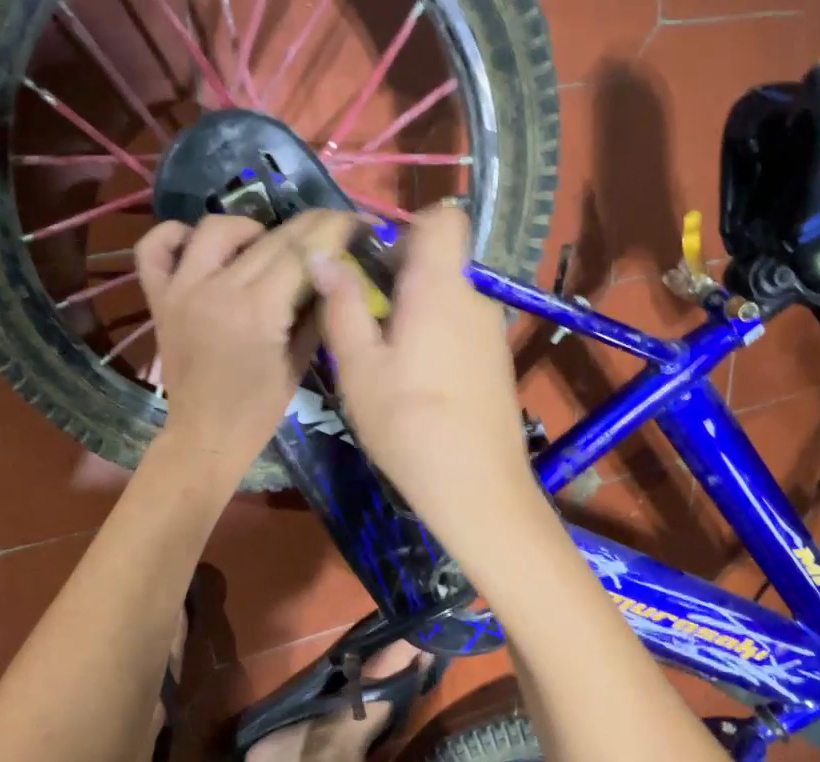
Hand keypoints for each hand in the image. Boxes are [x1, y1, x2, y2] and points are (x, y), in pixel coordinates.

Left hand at [136, 210, 358, 474]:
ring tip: (262, 245)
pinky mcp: (159, 299)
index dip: (335, 230)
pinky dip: (173, 236)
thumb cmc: (258, 411)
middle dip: (308, 226)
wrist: (205, 437)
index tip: (356, 222)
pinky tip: (197, 245)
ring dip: (247, 228)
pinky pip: (154, 250)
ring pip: (215, 229)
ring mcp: (182, 290)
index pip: (303, 252)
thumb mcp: (298, 364)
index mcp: (259, 310)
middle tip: (328, 226)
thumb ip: (316, 314)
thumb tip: (334, 272)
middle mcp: (218, 289)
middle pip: (269, 238)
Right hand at [310, 205, 532, 528]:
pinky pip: (458, 334)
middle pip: (438, 264)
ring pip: (446, 303)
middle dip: (398, 282)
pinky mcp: (495, 364)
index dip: (407, 228)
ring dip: (413, 318)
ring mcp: (490, 333)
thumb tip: (323, 255)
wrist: (476, 486)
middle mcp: (474, 299)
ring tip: (384, 368)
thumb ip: (341, 306)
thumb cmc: (407, 422)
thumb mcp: (358, 367)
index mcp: (440, 287)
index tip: (373, 266)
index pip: (444, 217)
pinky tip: (415, 391)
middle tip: (362, 329)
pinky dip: (433, 344)